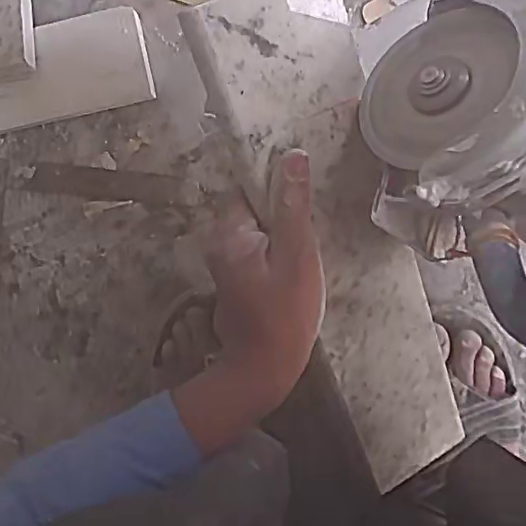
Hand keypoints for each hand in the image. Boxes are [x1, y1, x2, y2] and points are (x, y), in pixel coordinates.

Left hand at [172, 149, 324, 452]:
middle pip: (249, 204)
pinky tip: (293, 250)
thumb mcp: (297, 256)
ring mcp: (224, 260)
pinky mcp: (235, 275)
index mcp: (227, 233)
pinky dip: (273, 242)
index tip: (299, 176)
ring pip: (255, 225)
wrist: (264, 368)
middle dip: (277, 202)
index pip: (245, 185)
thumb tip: (293, 157)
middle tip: (308, 208)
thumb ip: (293, 207)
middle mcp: (217, 241)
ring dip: (277, 223)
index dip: (272, 178)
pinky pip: (255, 244)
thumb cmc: (286, 314)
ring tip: (304, 228)